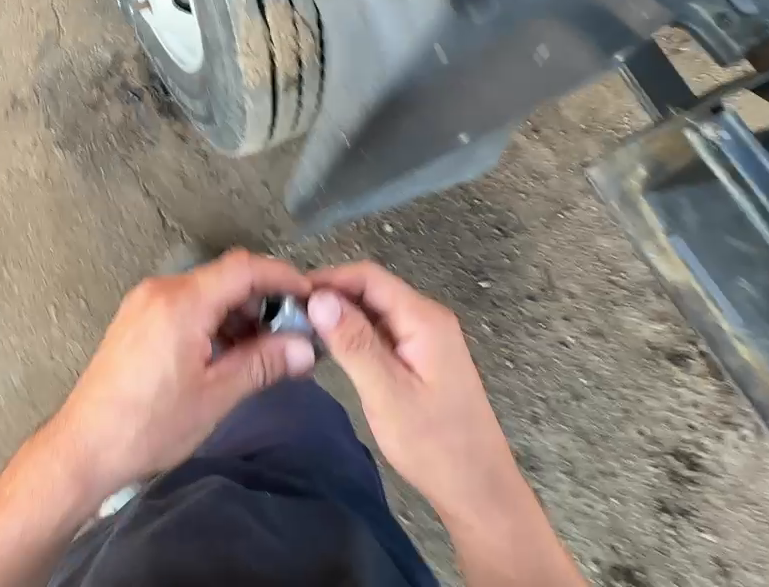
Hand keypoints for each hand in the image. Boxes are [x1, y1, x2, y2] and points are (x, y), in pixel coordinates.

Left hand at [42, 250, 316, 497]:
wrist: (85, 445)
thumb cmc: (151, 424)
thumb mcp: (215, 396)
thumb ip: (262, 363)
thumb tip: (305, 348)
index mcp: (182, 301)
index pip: (243, 267)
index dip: (282, 276)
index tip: (309, 297)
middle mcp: (162, 289)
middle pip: (224, 276)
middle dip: (261, 298)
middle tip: (289, 333)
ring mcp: (145, 301)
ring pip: (205, 289)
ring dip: (236, 311)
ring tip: (260, 350)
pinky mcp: (136, 317)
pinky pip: (185, 302)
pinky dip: (211, 318)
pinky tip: (224, 352)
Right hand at [304, 262, 507, 523]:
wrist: (479, 492)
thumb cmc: (434, 445)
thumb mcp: (387, 393)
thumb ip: (353, 342)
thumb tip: (317, 297)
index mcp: (423, 318)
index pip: (368, 276)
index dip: (327, 279)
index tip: (290, 297)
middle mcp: (426, 318)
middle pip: (370, 289)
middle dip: (330, 297)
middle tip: (289, 317)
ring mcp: (425, 337)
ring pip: (373, 310)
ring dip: (340, 316)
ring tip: (302, 331)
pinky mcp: (420, 356)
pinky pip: (381, 331)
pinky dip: (354, 334)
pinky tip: (330, 350)